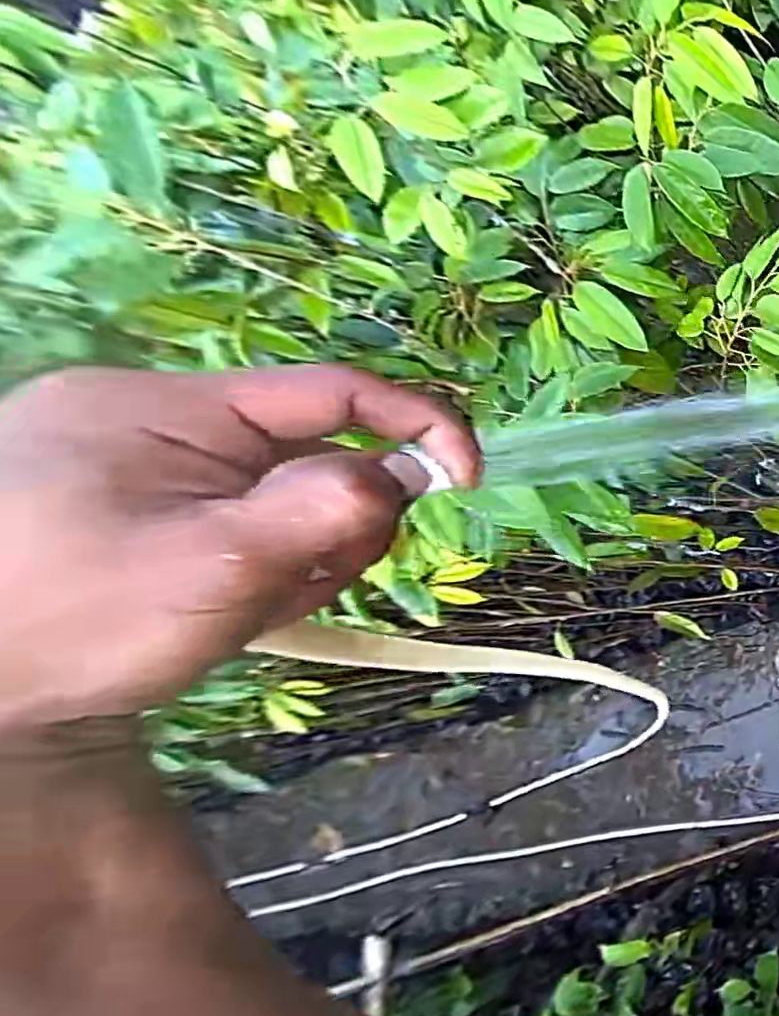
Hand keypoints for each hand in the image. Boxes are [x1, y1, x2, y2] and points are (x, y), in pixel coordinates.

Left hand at [0, 366, 479, 729]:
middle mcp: (170, 421)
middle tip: (318, 573)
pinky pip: (280, 517)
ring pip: (314, 490)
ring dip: (323, 547)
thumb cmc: (75, 624)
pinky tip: (252, 598)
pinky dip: (293, 560)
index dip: (423, 426)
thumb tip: (415, 470)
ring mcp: (171, 465)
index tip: (466, 481)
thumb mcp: (222, 562)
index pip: (338, 390)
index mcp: (168, 408)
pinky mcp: (176, 504)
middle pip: (330, 449)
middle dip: (351, 515)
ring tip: (271, 597)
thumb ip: (331, 504)